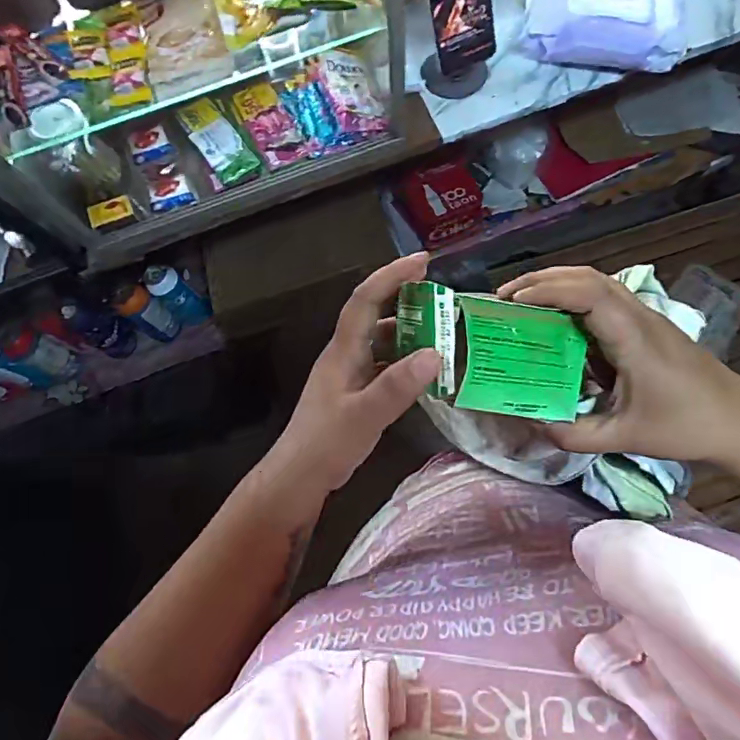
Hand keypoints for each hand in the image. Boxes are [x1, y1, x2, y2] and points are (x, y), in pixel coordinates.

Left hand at [261, 253, 440, 498]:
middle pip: (373, 315)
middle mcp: (344, 356)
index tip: (423, 261)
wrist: (298, 478)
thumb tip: (434, 353)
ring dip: (407, 332)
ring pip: (379, 342)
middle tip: (441, 300)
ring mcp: (347, 375)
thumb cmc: (326, 444)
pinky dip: (403, 362)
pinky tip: (424, 373)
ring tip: (441, 335)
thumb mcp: (366, 415)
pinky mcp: (352, 394)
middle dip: (405, 300)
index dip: (392, 276)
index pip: (365, 300)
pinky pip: (382, 365)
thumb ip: (398, 386)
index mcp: (342, 351)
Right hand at [496, 266, 739, 462]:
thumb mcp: (625, 437)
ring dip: (555, 282)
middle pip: (587, 276)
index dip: (547, 291)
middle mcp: (638, 316)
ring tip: (520, 299)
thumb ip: (575, 433)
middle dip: (540, 280)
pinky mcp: (644, 324)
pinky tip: (553, 315)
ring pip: (595, 280)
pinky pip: (602, 295)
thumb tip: (533, 422)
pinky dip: (571, 294)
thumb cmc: (685, 426)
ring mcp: (644, 316)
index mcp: (633, 337)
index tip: (512, 303)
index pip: (588, 294)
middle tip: (502, 297)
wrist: (739, 421)